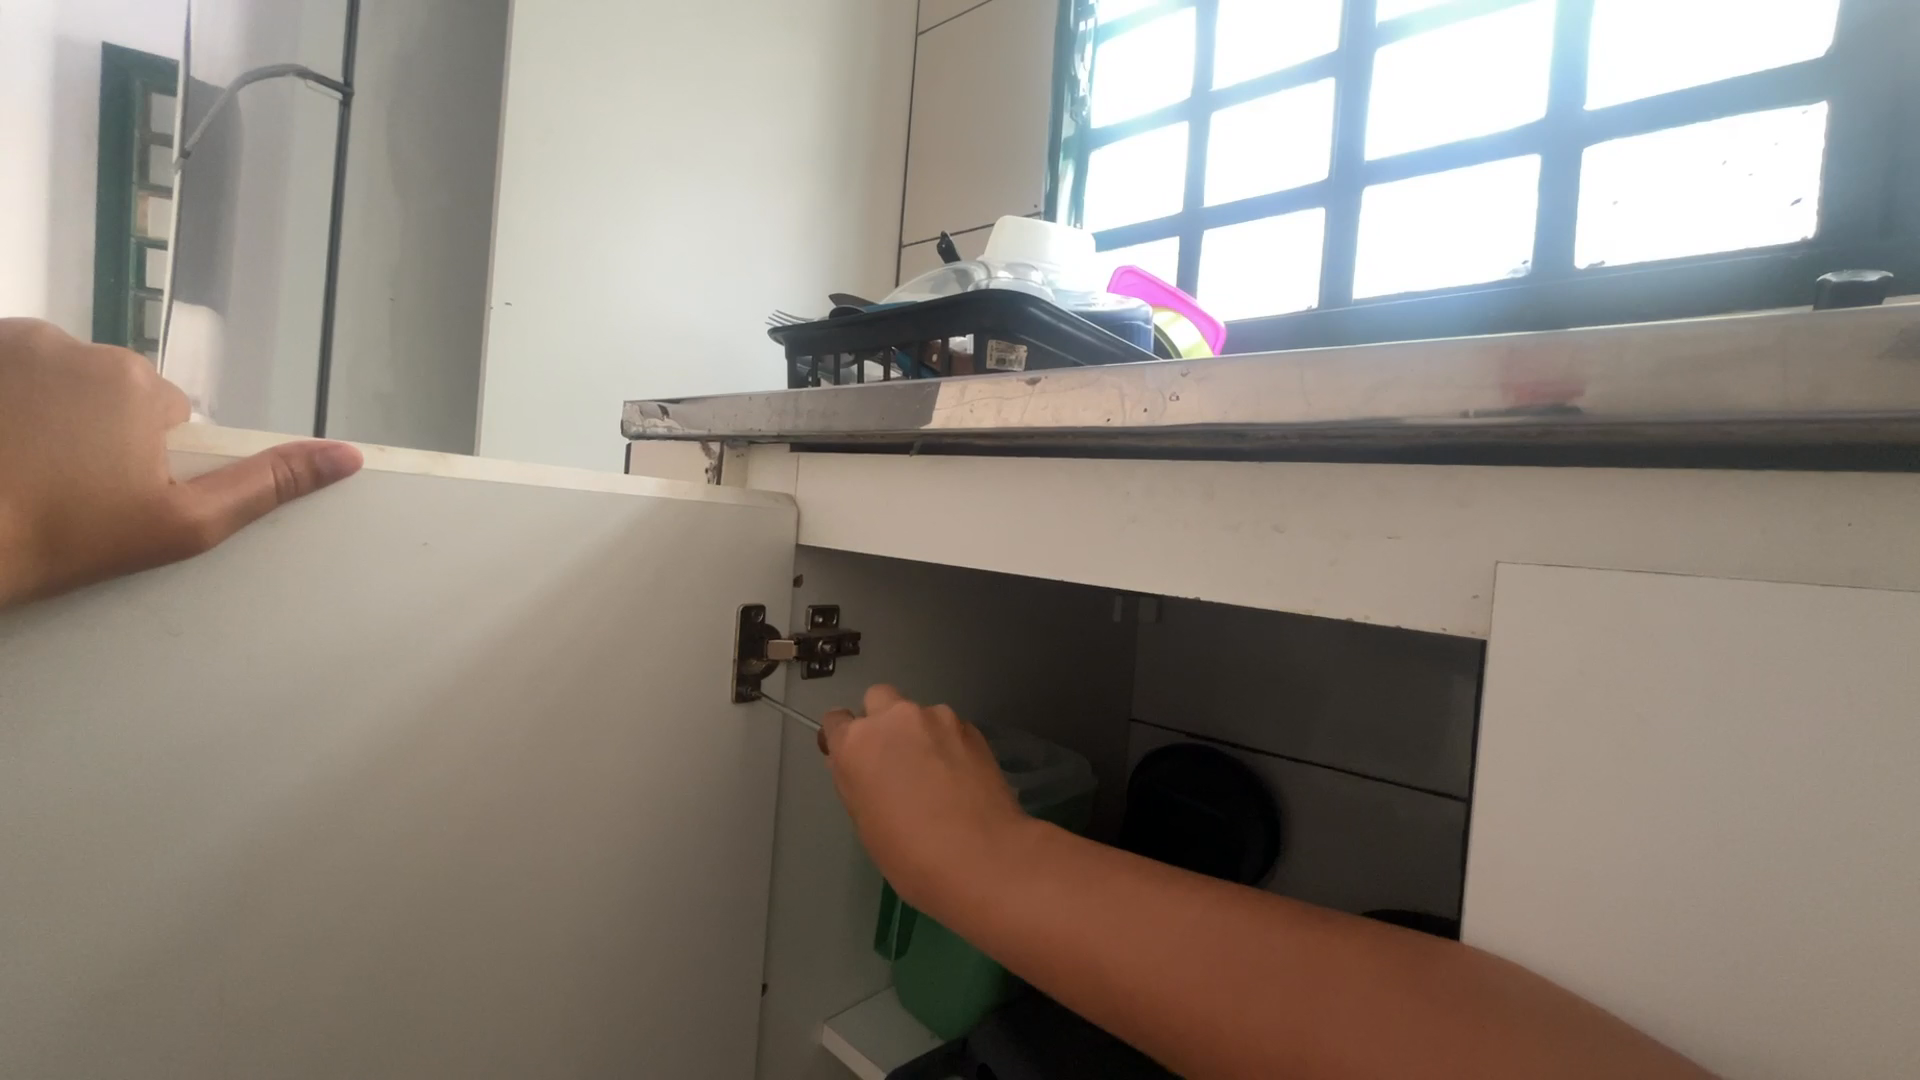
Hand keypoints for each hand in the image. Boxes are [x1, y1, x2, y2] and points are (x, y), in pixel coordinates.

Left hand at [0, 318, 362, 607]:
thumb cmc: (64, 535)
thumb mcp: (189, 521)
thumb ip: (272, 482)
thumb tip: (348, 455)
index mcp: (134, 380)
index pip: (165, 411)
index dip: (145, 455)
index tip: (107, 490)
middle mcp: (63, 344)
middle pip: (102, 388)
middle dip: (91, 430)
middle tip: (61, 487)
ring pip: (43, 379)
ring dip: (36, 415)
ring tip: (15, 469)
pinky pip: (0, 378)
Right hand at [821, 685, 1029, 907]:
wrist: (982, 857)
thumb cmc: (911, 854)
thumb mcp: (865, 821)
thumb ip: (857, 779)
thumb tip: (860, 763)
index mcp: (858, 743)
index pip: (835, 720)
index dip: (842, 737)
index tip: (854, 757)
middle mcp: (894, 718)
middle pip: (878, 698)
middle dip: (882, 720)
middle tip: (896, 759)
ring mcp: (937, 717)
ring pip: (918, 713)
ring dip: (920, 733)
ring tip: (937, 773)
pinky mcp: (970, 726)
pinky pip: (949, 727)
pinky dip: (948, 743)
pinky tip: (961, 776)